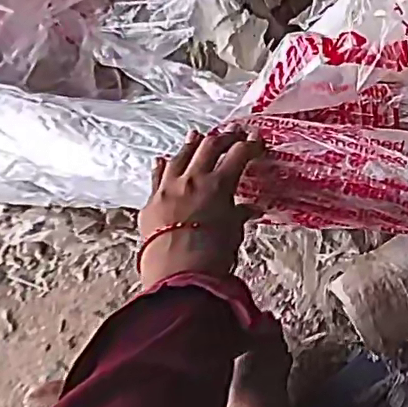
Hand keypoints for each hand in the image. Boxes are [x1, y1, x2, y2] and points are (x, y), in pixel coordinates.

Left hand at [137, 128, 263, 286]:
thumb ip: (239, 215)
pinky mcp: (151, 201)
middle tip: (233, 133)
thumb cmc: (212, 254)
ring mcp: (168, 188)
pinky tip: (164, 159)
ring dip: (192, 144)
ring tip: (198, 136)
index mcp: (218, 184)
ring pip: (181, 156)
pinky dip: (164, 166)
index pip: (238, 155)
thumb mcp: (233, 231)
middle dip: (223, 137)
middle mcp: (193, 179)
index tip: (256, 139)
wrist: (176, 272)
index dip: (250, 144)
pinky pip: (158, 176)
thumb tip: (249, 210)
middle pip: (209, 147)